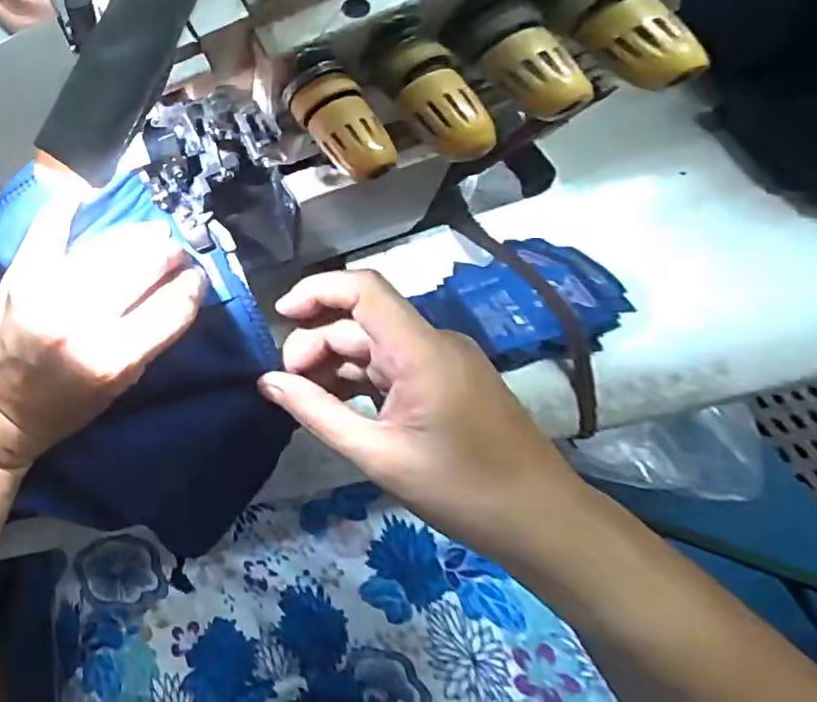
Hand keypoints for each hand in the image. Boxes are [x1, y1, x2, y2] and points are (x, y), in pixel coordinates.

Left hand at [0, 195, 206, 471]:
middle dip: (166, 252)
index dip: (192, 285)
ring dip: (133, 234)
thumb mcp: (115, 390)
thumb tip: (174, 290)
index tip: (195, 275)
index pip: (171, 307)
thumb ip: (146, 341)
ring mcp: (47, 289)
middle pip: (143, 265)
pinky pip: (50, 225)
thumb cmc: (57, 410)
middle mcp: (80, 320)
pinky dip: (68, 206)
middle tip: (171, 249)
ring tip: (145, 233)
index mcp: (111, 359)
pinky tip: (85, 195)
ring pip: (107, 244)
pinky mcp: (20, 273)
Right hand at [258, 270, 587, 560]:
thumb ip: (316, 413)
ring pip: (370, 343)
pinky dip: (357, 378)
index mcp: (421, 351)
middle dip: (314, 344)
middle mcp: (432, 342)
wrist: (550, 527)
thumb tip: (266, 382)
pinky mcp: (446, 379)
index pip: (363, 288)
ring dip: (332, 364)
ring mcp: (442, 360)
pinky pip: (389, 363)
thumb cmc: (464, 492)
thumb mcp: (379, 456)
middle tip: (287, 386)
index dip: (315, 291)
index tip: (280, 316)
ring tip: (306, 400)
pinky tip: (337, 406)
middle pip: (357, 321)